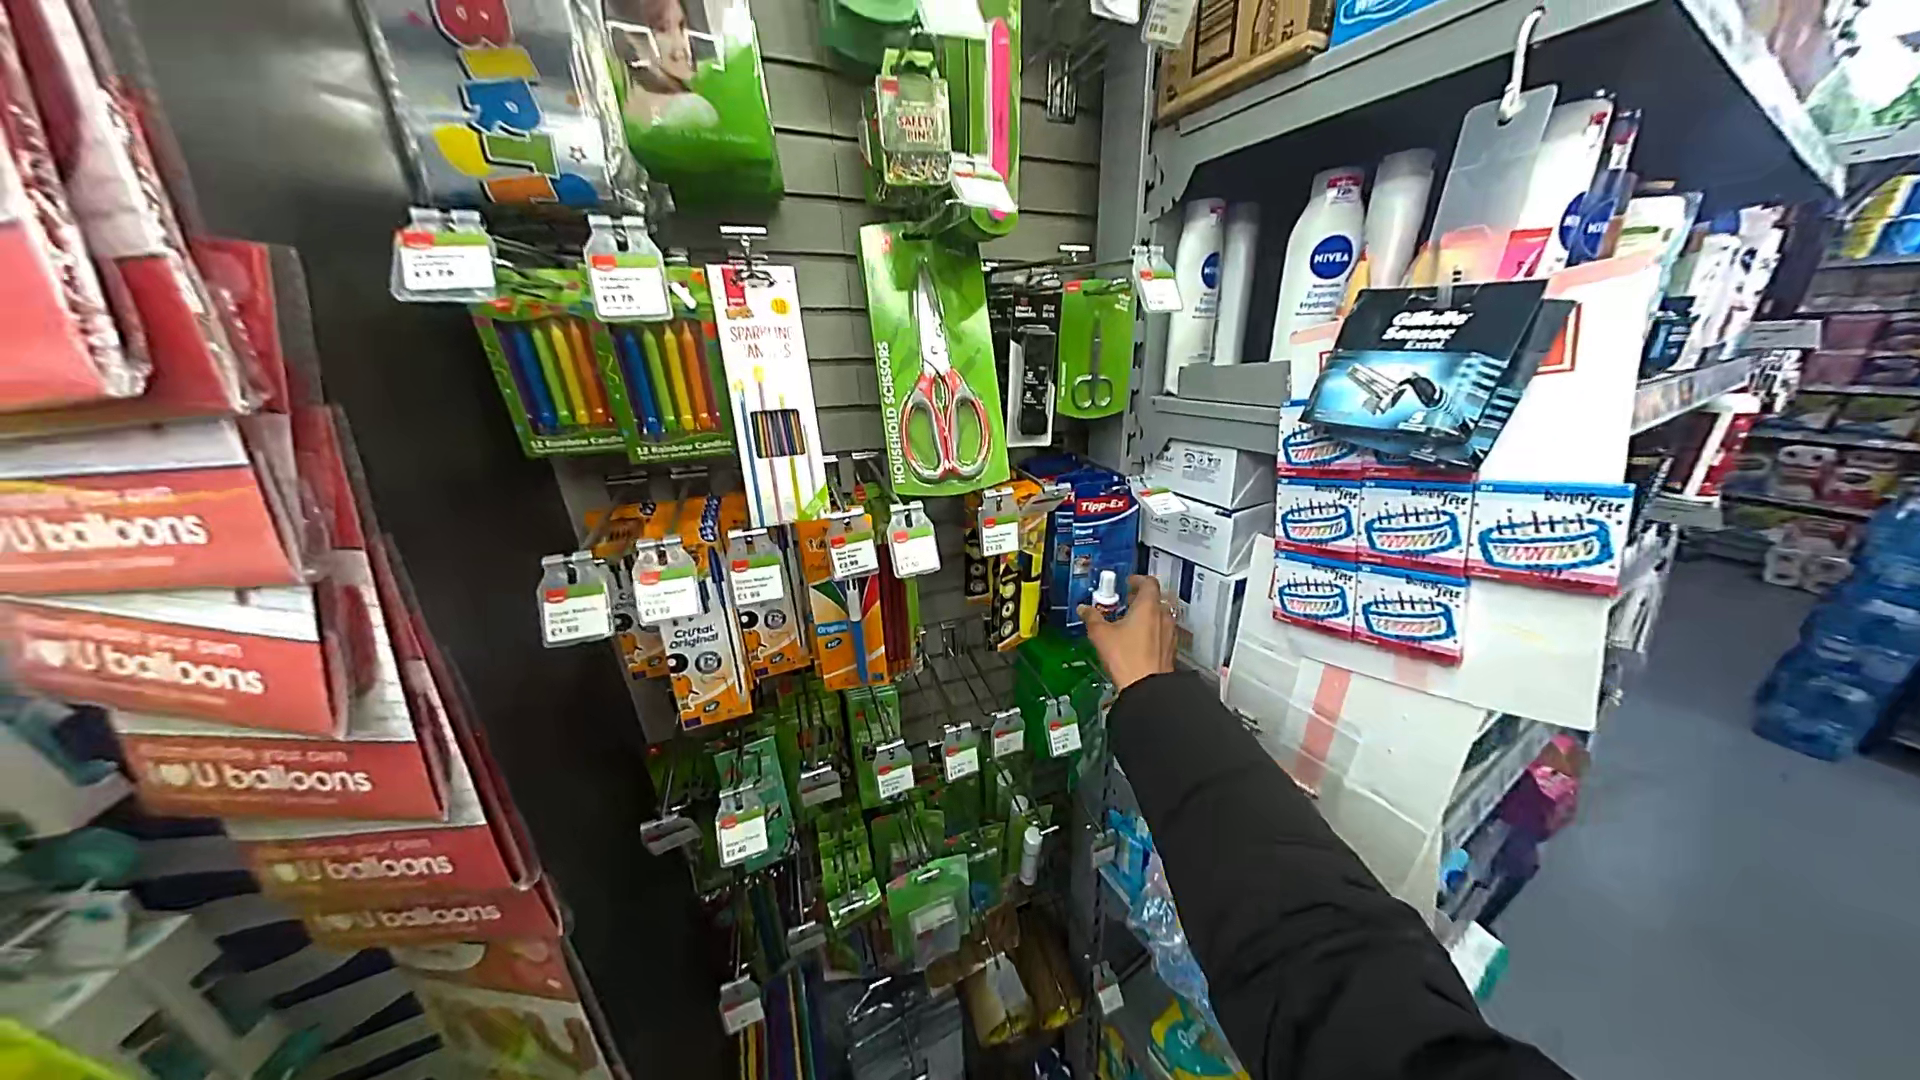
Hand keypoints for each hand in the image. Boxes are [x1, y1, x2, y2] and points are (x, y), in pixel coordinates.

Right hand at [1077, 574, 1175, 692]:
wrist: (1147, 687)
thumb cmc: (1125, 656)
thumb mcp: (1101, 635)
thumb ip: (1092, 617)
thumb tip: (1084, 609)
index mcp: (1147, 606)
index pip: (1149, 583)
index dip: (1138, 580)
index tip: (1128, 583)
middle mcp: (1163, 616)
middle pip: (1156, 598)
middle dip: (1141, 598)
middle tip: (1126, 602)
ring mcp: (1170, 632)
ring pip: (1161, 615)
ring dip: (1148, 614)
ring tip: (1131, 622)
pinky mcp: (1171, 648)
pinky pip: (1163, 631)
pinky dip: (1153, 629)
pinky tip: (1139, 640)